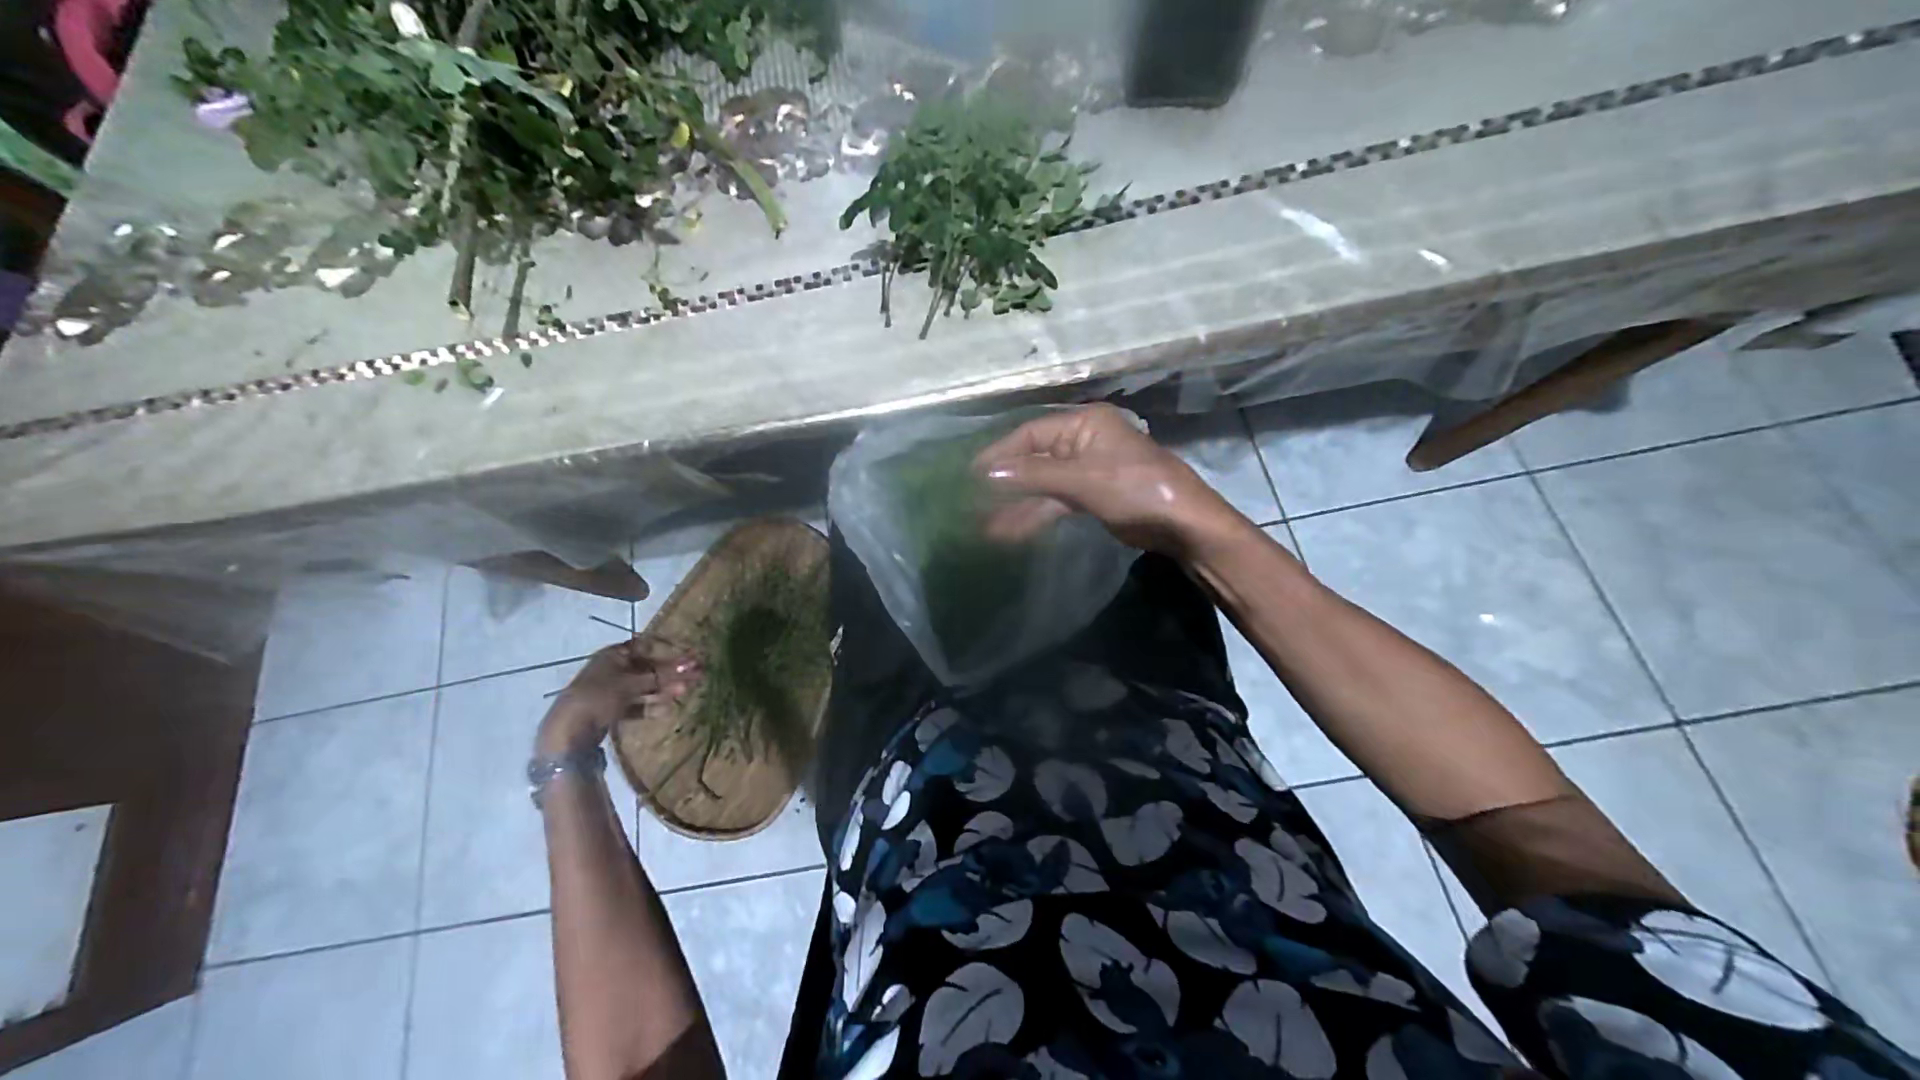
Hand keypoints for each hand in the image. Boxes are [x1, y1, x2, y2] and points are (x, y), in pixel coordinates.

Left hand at [536, 637, 700, 758]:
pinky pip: (634, 705)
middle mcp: (611, 669)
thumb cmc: (600, 696)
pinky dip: (648, 707)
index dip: (667, 652)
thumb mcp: (633, 683)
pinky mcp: (608, 710)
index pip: (646, 648)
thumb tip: (694, 664)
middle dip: (669, 674)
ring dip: (662, 691)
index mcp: (613, 654)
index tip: (688, 659)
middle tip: (694, 678)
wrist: (567, 732)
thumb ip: (664, 675)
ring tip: (684, 693)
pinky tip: (664, 711)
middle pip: (646, 669)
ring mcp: (609, 690)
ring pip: (642, 688)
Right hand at [973, 404, 1253, 557]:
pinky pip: (1055, 502)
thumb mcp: (1083, 479)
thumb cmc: (1135, 489)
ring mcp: (1086, 470)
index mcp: (1084, 424)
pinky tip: (1010, 531)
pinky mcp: (1091, 496)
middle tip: (971, 500)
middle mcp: (1083, 441)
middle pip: (1034, 458)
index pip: (1030, 432)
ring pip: (1042, 484)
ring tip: (984, 524)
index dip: (1000, 452)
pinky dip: (1035, 514)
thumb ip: (1034, 474)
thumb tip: (986, 473)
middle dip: (1006, 480)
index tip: (971, 473)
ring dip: (1017, 503)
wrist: (1182, 525)